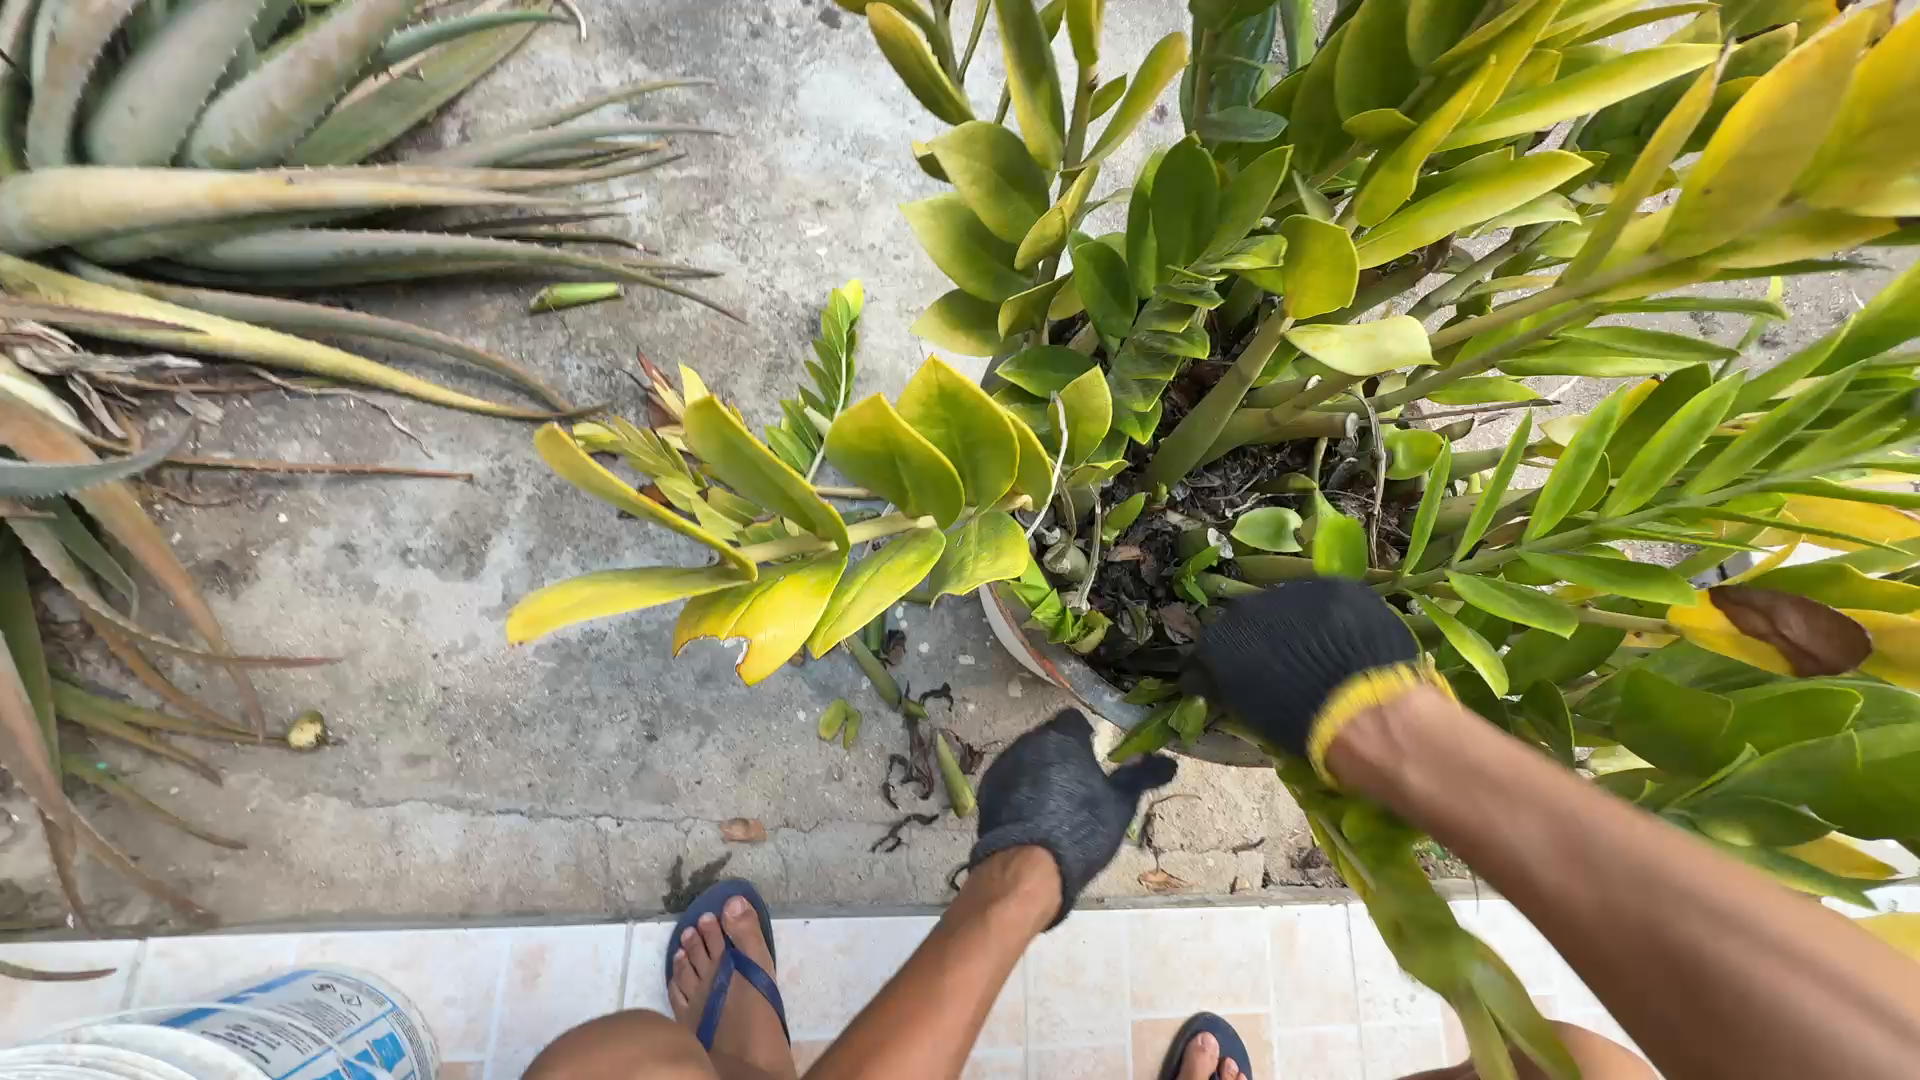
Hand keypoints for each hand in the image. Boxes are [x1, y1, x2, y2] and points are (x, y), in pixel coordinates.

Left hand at [969, 709, 1176, 927]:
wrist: (1027, 866)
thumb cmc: (1082, 829)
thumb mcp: (1119, 804)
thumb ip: (1141, 776)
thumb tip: (1169, 762)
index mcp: (1063, 738)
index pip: (1073, 721)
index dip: (1084, 737)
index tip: (1092, 757)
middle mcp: (1029, 742)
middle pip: (1048, 739)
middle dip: (1061, 755)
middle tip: (1076, 785)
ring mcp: (1004, 764)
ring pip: (1026, 758)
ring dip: (1038, 772)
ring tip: (1054, 805)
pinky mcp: (987, 789)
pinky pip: (1009, 780)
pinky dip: (1019, 791)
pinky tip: (1031, 817)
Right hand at [1184, 577, 1447, 779]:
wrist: (1362, 711)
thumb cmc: (1298, 722)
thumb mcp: (1247, 709)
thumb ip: (1226, 684)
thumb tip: (1212, 677)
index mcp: (1221, 638)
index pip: (1219, 642)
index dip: (1235, 657)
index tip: (1249, 671)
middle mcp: (1248, 607)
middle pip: (1254, 617)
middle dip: (1268, 635)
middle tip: (1291, 661)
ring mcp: (1292, 592)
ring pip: (1293, 605)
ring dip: (1303, 622)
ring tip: (1327, 650)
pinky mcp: (1336, 586)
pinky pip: (1330, 599)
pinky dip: (1338, 616)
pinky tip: (1354, 639)